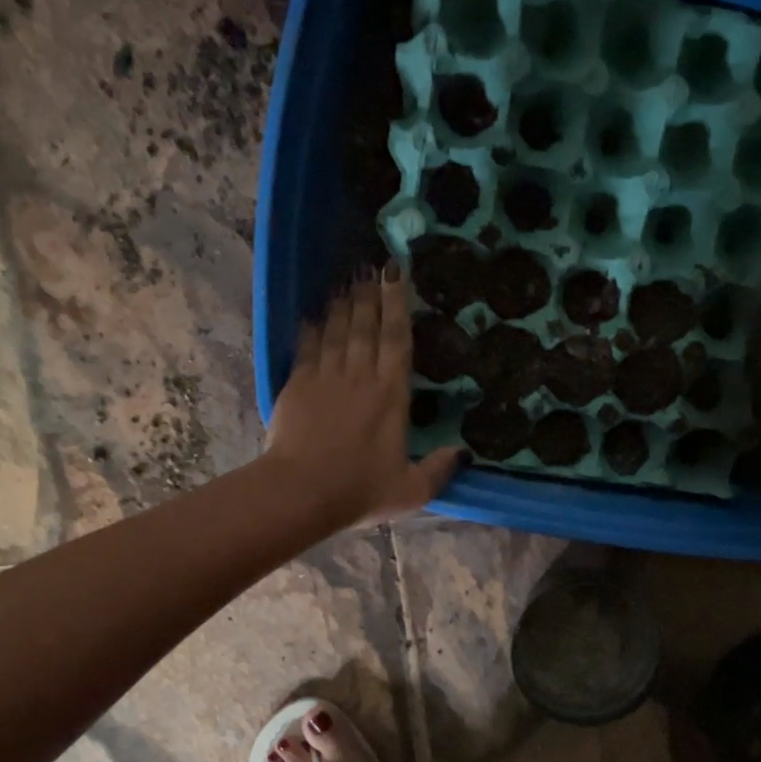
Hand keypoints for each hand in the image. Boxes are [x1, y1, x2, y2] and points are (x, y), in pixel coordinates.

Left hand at [266, 265, 465, 525]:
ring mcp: (326, 377)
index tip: (397, 274)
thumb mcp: (411, 491)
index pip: (398, 339)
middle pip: (366, 326)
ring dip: (343, 305)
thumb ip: (439, 469)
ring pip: (337, 330)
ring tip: (347, 283)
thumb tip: (463, 453)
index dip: (398, 304)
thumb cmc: (359, 492)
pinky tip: (313, 315)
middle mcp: (360, 376)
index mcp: (392, 396)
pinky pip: (307, 347)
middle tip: (371, 268)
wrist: (300, 492)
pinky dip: (312, 329)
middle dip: (370, 294)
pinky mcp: (297, 386)